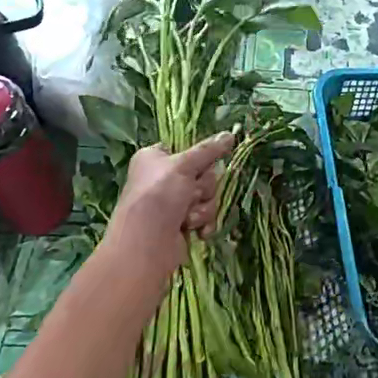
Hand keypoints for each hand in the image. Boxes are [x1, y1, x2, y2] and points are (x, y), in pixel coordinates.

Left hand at [104, 133, 235, 272]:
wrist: (147, 243)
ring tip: (187, 218)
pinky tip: (195, 232)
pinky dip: (202, 223)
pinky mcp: (180, 223)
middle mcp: (162, 178)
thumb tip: (230, 134)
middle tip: (190, 195)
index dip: (198, 159)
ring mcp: (171, 202)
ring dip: (202, 208)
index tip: (202, 164)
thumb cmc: (159, 195)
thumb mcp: (183, 165)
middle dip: (202, 188)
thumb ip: (208, 150)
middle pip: (202, 174)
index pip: (187, 150)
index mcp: (155, 158)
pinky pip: (204, 216)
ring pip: (206, 196)